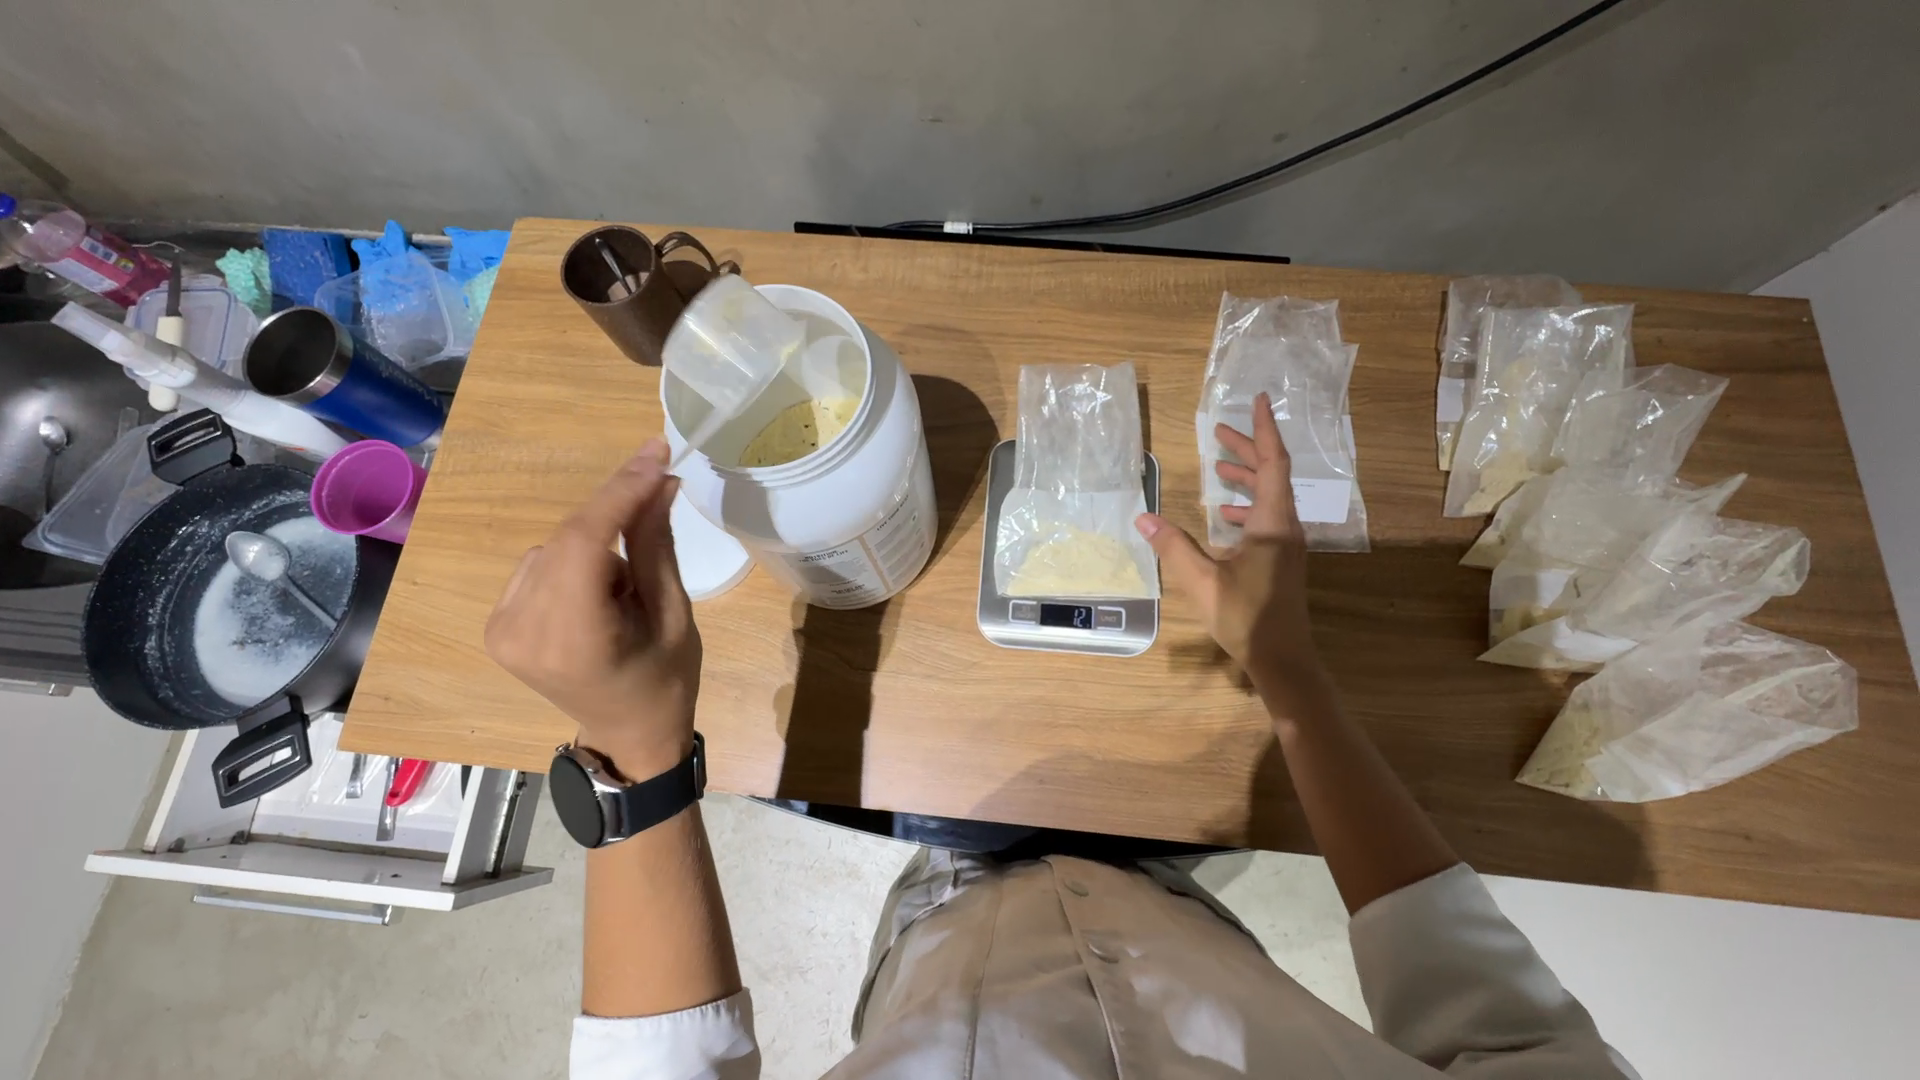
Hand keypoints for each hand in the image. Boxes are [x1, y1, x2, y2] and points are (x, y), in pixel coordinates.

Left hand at [485, 439, 700, 779]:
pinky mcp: (497, 626)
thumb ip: (656, 544)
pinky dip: (575, 562)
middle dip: (616, 511)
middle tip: (660, 485)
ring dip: (597, 546)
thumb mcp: (674, 613)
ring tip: (627, 588)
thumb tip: (659, 480)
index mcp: (573, 638)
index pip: (584, 541)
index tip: (656, 453)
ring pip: (554, 548)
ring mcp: (502, 629)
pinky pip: (540, 565)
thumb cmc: (666, 679)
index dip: (619, 491)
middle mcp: (522, 630)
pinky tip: (598, 592)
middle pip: (568, 538)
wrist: (628, 734)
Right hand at [1135, 393, 1328, 696]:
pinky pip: (1266, 517)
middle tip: (1219, 431)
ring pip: (1269, 497)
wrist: (1281, 657)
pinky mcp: (1281, 560)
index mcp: (1272, 524)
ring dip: (1246, 477)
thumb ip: (1173, 546)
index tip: (1257, 401)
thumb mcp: (1201, 580)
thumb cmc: (1245, 617)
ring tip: (1218, 467)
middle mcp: (1285, 528)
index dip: (1263, 430)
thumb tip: (1143, 516)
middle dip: (1247, 449)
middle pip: (1272, 475)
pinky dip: (1245, 506)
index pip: (1273, 463)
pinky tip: (1222, 515)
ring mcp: (1286, 545)